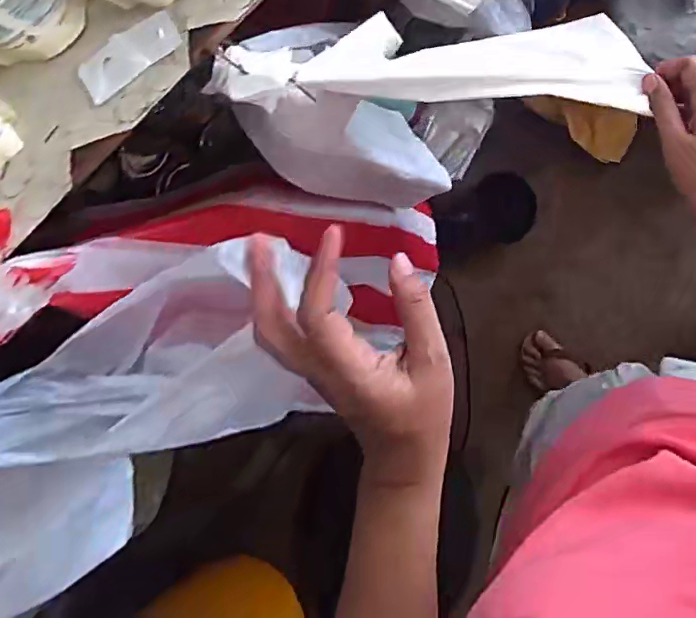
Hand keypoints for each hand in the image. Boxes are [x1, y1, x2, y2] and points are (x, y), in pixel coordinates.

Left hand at [249, 226, 453, 486]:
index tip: (333, 233)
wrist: (402, 461)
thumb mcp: (433, 360)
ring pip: (270, 333)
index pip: (318, 317)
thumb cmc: (423, 413)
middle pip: (271, 328)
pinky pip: (283, 334)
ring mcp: (310, 373)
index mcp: (348, 370)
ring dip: (262, 290)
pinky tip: (285, 278)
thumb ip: (416, 310)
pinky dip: (275, 302)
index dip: (320, 272)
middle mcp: (318, 371)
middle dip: (262, 281)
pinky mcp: (313, 370)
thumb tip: (398, 261)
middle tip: (261, 239)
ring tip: (265, 251)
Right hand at [643, 57, 695, 231]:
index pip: (692, 65)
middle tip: (648, 101)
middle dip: (670, 83)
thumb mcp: (674, 139)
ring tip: (656, 115)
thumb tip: (651, 80)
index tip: (648, 86)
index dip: (668, 68)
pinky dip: (685, 112)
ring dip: (676, 98)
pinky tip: (671, 130)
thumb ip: (662, 106)